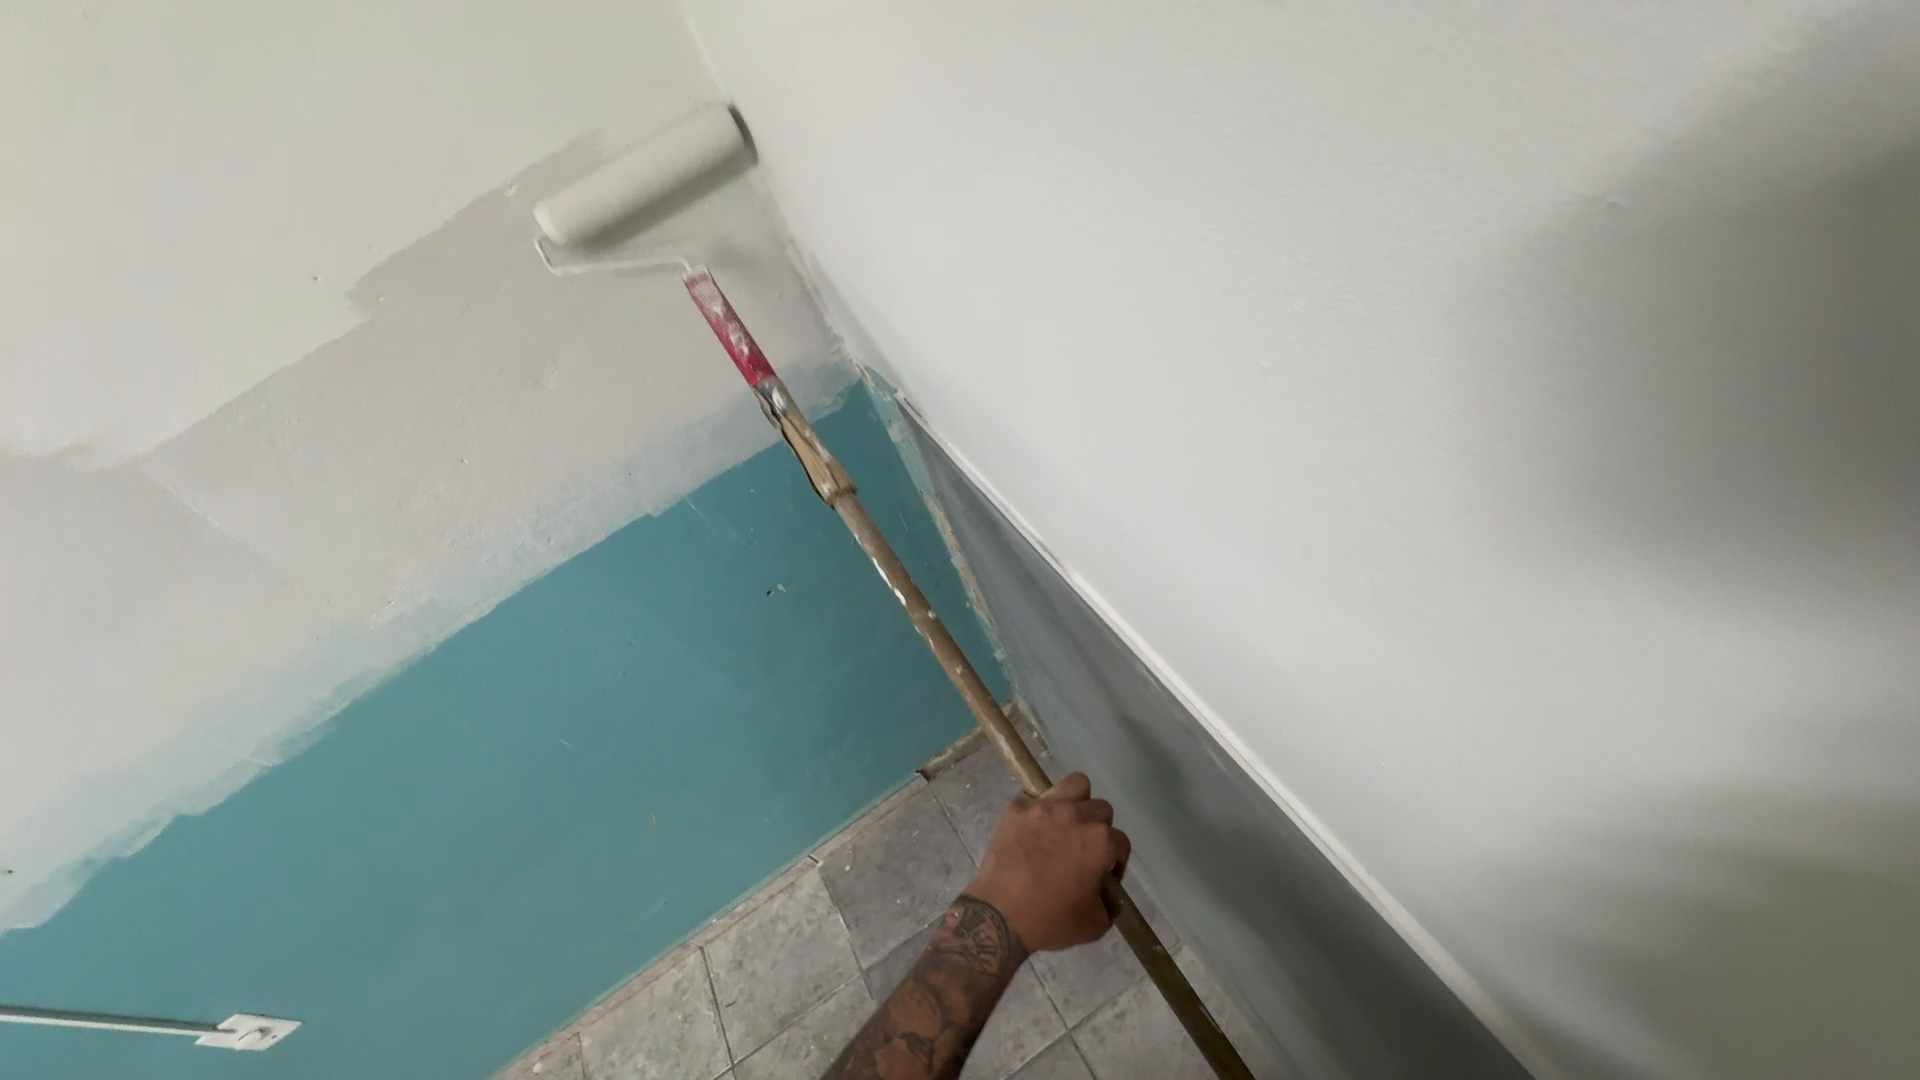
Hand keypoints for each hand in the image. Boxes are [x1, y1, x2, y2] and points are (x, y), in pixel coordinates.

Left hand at [962, 772, 1131, 952]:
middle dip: (1098, 829)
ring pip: (1075, 785)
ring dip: (1077, 802)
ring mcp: (1045, 807)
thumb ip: (1109, 904)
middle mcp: (1076, 815)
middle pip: (1101, 809)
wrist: (1000, 914)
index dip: (1116, 862)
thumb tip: (1107, 895)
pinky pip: (1036, 797)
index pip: (1121, 842)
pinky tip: (1034, 831)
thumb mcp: (1095, 924)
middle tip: (1084, 852)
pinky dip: (1040, 810)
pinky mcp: (1017, 808)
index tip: (1104, 878)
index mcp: (1100, 841)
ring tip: (1066, 825)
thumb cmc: (1051, 920)